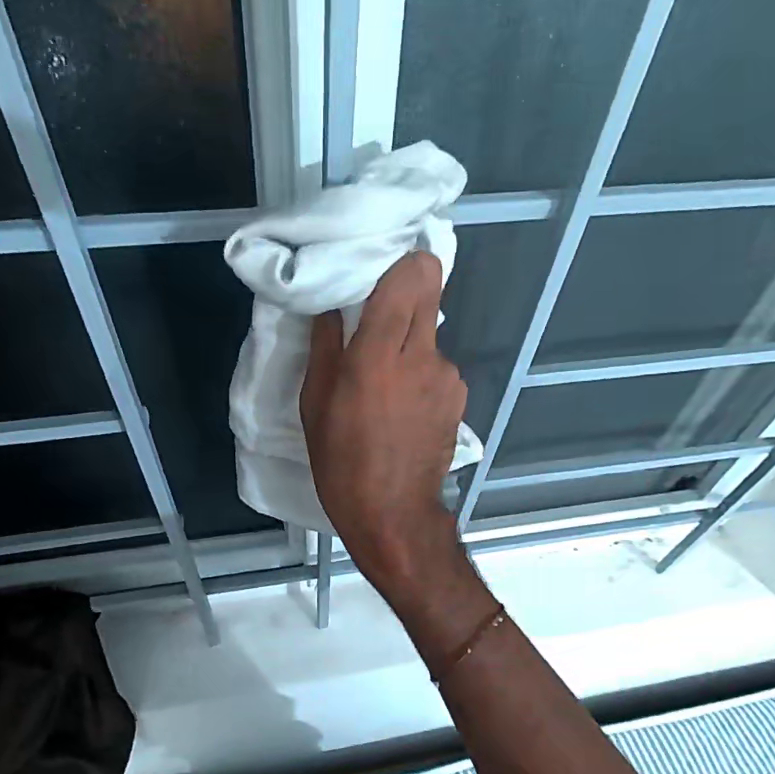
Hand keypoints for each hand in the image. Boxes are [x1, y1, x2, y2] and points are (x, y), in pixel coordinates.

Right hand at [301, 252, 470, 592]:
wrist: (395, 514)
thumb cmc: (342, 462)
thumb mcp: (316, 403)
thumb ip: (325, 345)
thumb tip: (329, 304)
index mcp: (378, 354)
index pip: (407, 278)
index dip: (400, 259)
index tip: (380, 259)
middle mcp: (422, 355)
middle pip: (428, 289)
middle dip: (406, 285)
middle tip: (378, 302)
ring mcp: (447, 375)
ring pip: (430, 329)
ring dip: (409, 336)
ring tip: (384, 375)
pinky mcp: (459, 395)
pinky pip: (437, 363)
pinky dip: (420, 368)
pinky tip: (403, 402)